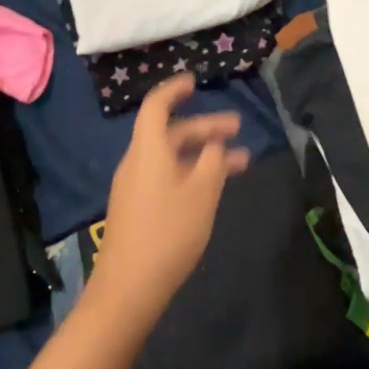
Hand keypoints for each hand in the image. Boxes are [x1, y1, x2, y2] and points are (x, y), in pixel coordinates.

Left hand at [87, 75, 248, 325]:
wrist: (129, 287)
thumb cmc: (170, 232)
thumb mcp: (202, 192)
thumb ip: (212, 160)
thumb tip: (214, 143)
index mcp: (148, 151)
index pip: (157, 106)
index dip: (175, 90)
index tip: (195, 80)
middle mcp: (137, 163)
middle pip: (170, 133)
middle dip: (205, 127)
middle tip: (237, 128)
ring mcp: (135, 187)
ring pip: (172, 157)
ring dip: (203, 153)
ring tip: (239, 161)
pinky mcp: (138, 209)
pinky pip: (167, 176)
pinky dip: (192, 172)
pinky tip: (214, 187)